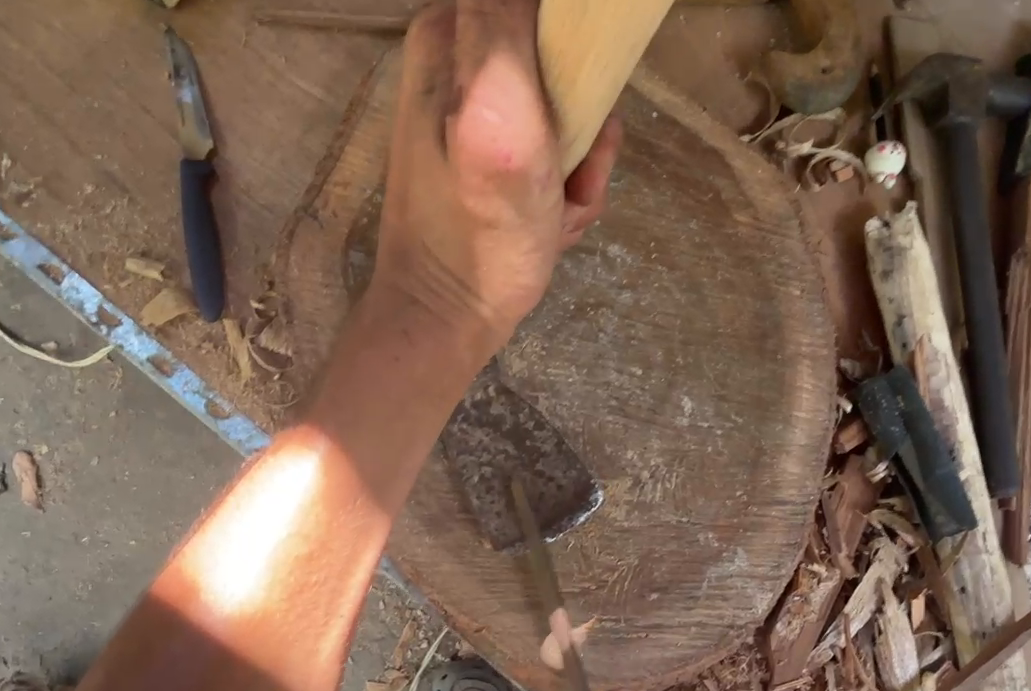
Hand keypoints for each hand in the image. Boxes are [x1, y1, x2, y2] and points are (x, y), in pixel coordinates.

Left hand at [371, 0, 623, 362]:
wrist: (448, 319)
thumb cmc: (478, 232)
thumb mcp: (498, 118)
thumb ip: (501, 31)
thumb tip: (523, 3)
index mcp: (449, 40)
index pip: (539, 10)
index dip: (570, 54)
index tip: (574, 107)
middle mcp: (460, 72)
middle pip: (559, 64)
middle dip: (581, 123)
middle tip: (566, 174)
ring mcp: (479, 123)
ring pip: (567, 116)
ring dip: (580, 167)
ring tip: (558, 209)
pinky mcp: (495, 167)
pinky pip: (555, 158)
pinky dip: (567, 193)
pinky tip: (554, 225)